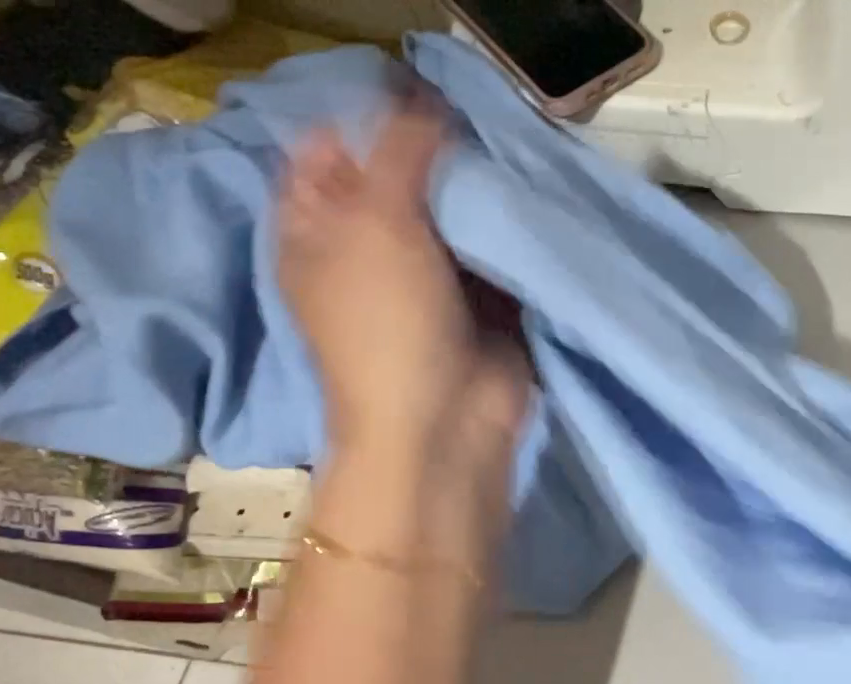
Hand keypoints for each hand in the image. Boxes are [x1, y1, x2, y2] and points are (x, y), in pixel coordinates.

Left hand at [276, 91, 531, 474]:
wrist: (448, 422)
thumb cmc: (389, 324)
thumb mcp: (378, 223)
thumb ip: (400, 152)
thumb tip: (425, 97)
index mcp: (317, 230)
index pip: (330, 153)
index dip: (365, 119)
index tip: (417, 95)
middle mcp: (371, 249)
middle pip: (402, 180)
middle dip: (438, 153)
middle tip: (478, 122)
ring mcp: (432, 280)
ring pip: (456, 216)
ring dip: (482, 192)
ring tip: (513, 154)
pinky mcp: (485, 305)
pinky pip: (499, 254)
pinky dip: (514, 234)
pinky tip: (533, 202)